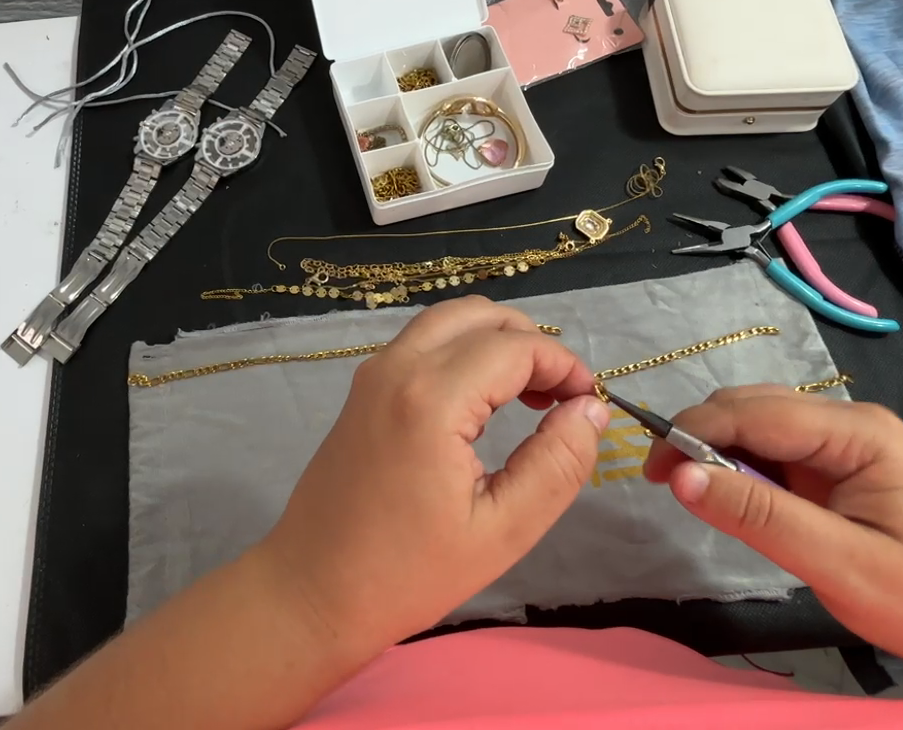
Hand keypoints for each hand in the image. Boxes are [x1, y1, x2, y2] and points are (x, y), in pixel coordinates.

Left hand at [253, 296, 609, 656]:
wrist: (312, 586)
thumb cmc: (408, 572)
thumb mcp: (502, 530)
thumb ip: (558, 464)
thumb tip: (590, 409)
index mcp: (431, 397)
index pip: (515, 346)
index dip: (564, 364)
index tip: (590, 402)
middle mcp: (397, 365)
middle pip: (479, 315)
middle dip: (531, 342)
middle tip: (561, 396)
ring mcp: (373, 371)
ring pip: (446, 320)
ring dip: (495, 341)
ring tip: (530, 396)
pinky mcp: (363, 387)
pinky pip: (421, 342)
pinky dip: (462, 350)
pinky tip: (483, 402)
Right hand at [640, 387, 902, 683]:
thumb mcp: (843, 567)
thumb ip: (759, 517)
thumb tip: (679, 476)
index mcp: (860, 432)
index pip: (754, 412)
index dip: (694, 432)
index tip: (652, 473)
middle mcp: (851, 422)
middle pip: (751, 408)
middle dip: (701, 438)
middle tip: (669, 486)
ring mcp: (849, 442)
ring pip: (758, 425)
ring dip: (720, 452)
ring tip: (698, 495)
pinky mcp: (843, 467)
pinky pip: (776, 451)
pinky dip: (744, 468)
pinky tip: (737, 497)